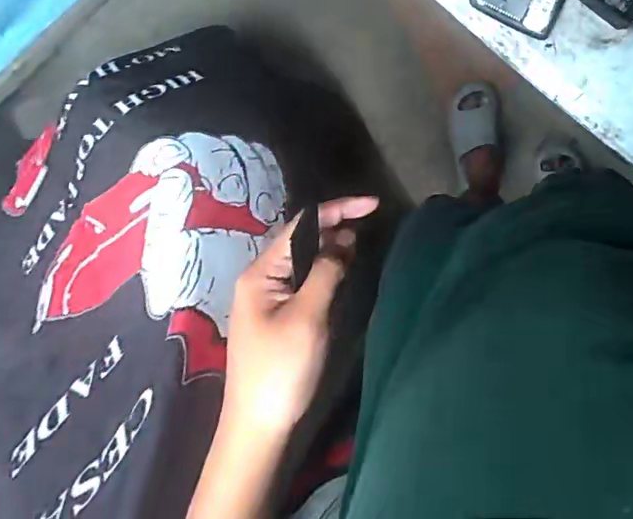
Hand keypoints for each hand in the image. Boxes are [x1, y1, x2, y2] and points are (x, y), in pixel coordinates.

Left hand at [218, 196, 378, 437]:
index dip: (339, 209)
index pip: (302, 224)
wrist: (258, 428)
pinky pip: (307, 275)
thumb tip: (345, 241)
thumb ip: (328, 270)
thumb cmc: (281, 368)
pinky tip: (346, 269)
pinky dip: (329, 266)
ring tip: (362, 245)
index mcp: (261, 273)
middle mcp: (261, 277)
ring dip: (334, 246)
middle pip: (303, 236)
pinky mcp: (280, 312)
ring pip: (307, 256)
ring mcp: (269, 296)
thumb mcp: (309, 314)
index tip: (374, 204)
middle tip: (373, 223)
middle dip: (338, 224)